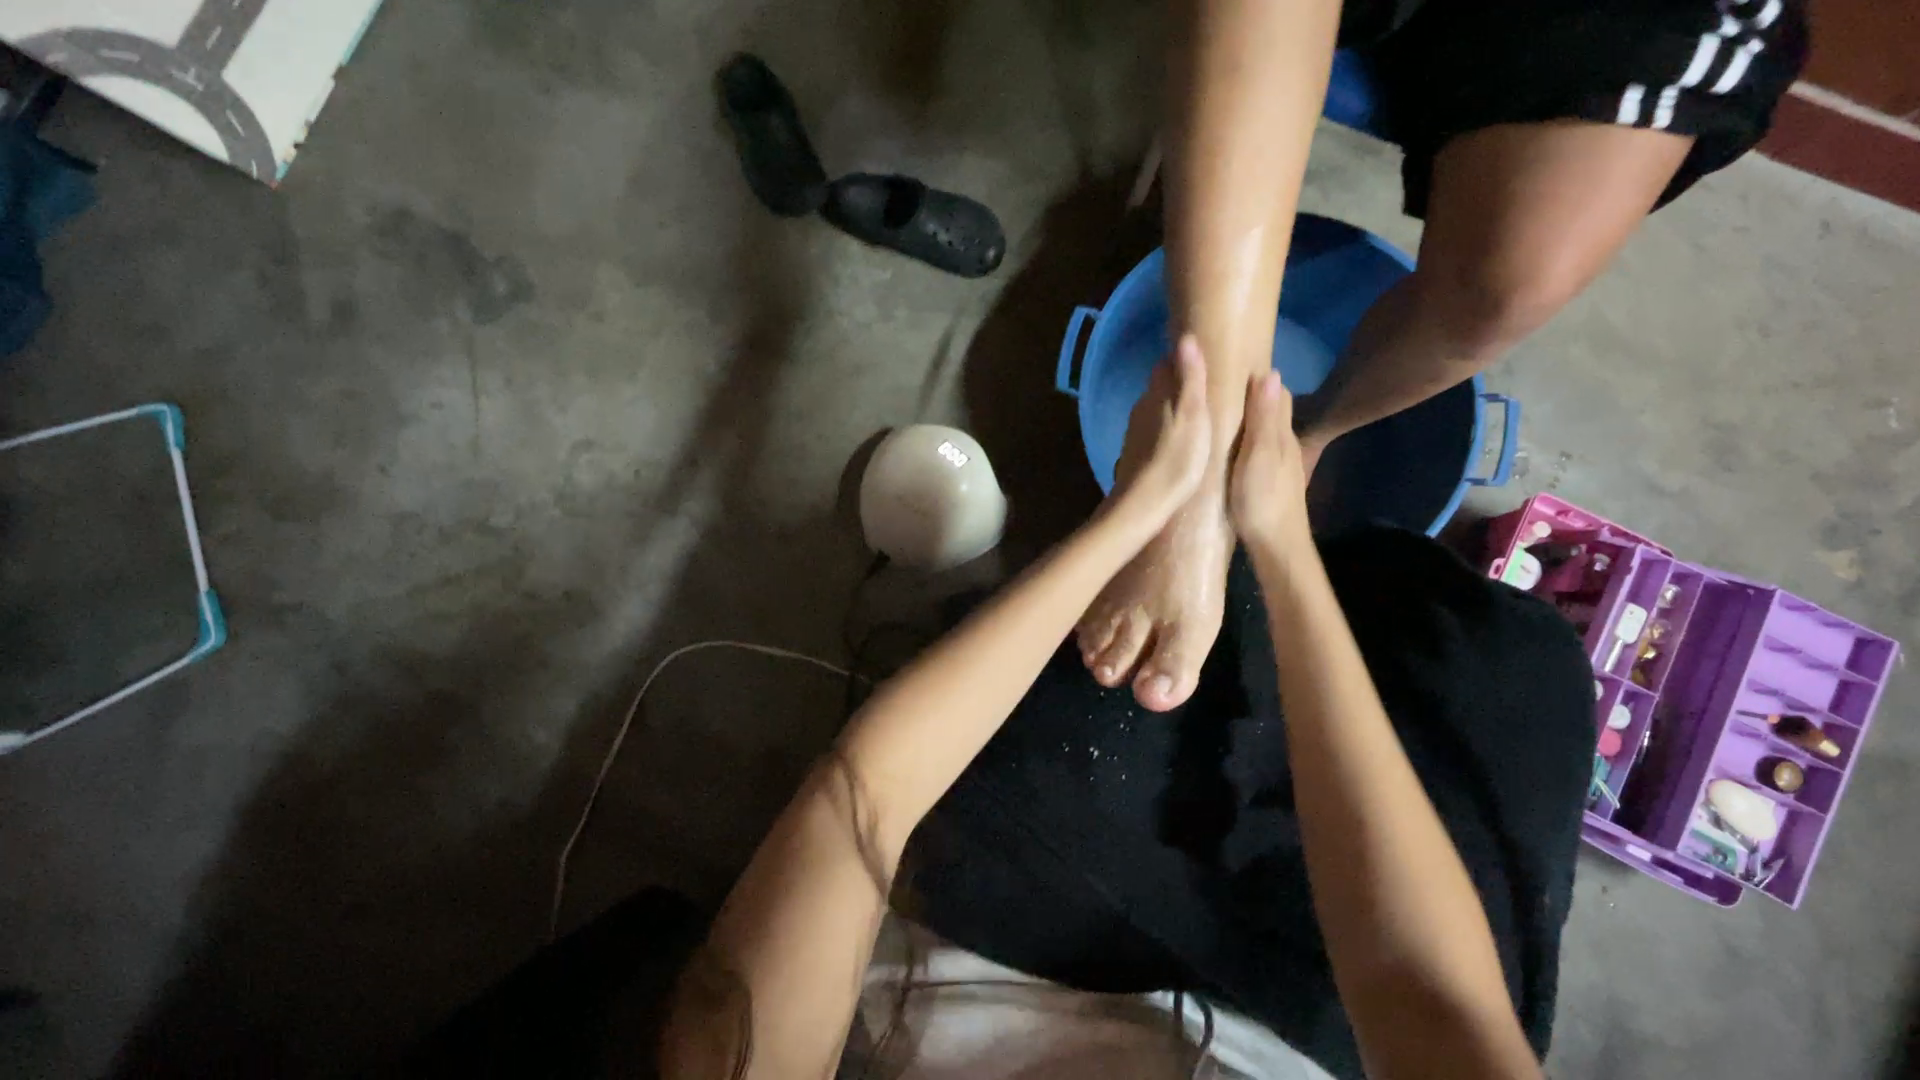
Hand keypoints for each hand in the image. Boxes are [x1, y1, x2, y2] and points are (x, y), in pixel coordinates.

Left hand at [1113, 334, 1212, 521]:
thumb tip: (1186, 338)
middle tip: (1206, 389)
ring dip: (1172, 411)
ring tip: (1197, 417)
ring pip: (1154, 411)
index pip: (1166, 365)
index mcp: (1156, 394)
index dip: (1183, 361)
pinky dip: (1165, 432)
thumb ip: (1190, 378)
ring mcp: (1134, 433)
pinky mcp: (1134, 455)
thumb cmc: (1178, 457)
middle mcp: (1140, 408)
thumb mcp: (1193, 415)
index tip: (1204, 362)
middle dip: (1178, 385)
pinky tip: (1178, 444)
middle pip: (1160, 388)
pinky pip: (1152, 433)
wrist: (1144, 502)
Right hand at [1228, 369, 1308, 552]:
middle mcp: (1285, 446)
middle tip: (1220, 388)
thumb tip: (1271, 373)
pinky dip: (1247, 443)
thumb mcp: (1259, 455)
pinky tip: (1230, 451)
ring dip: (1249, 421)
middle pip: (1273, 411)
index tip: (1231, 368)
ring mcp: (1280, 467)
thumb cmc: (1262, 500)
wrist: (1277, 547)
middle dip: (1252, 397)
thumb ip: (1264, 418)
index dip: (1258, 379)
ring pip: (1266, 433)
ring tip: (1221, 416)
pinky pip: (1260, 452)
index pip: (1277, 394)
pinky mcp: (1271, 484)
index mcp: (1281, 435)